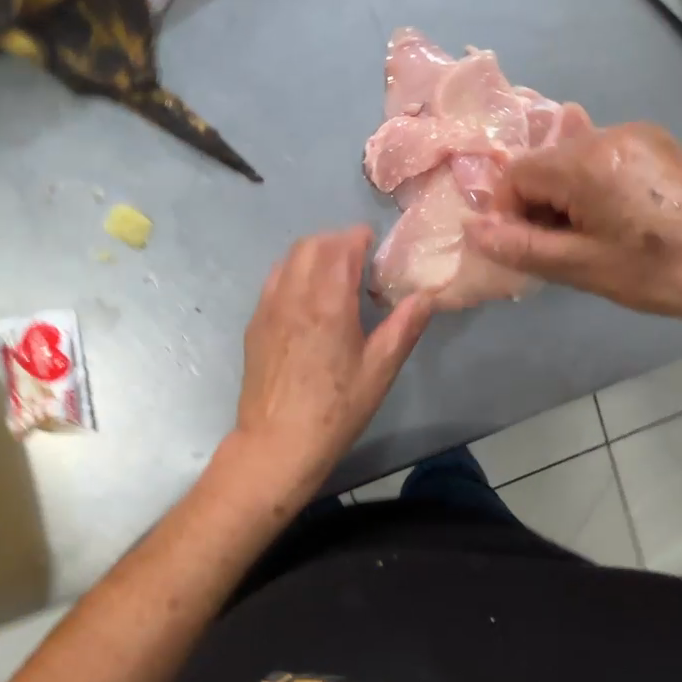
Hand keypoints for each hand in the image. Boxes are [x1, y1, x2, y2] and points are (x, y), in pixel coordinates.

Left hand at [233, 227, 433, 489]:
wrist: (277, 443)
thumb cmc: (335, 411)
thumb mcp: (379, 372)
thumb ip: (403, 328)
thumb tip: (426, 296)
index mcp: (328, 305)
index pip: (341, 248)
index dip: (358, 238)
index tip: (373, 241)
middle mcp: (294, 297)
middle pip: (310, 246)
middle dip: (335, 241)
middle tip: (356, 256)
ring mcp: (268, 309)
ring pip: (287, 260)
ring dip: (311, 254)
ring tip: (332, 274)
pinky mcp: (255, 326)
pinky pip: (272, 282)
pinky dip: (291, 274)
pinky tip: (306, 299)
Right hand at [460, 122, 681, 333]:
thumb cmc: (662, 273)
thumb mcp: (584, 268)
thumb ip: (523, 248)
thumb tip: (473, 232)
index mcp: (588, 160)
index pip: (516, 173)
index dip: (507, 213)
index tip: (526, 250)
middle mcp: (611, 134)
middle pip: (545, 164)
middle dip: (537, 208)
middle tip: (559, 253)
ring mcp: (641, 137)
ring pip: (575, 164)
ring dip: (566, 202)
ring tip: (591, 244)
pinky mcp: (662, 148)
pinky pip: (605, 163)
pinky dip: (594, 193)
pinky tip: (618, 227)